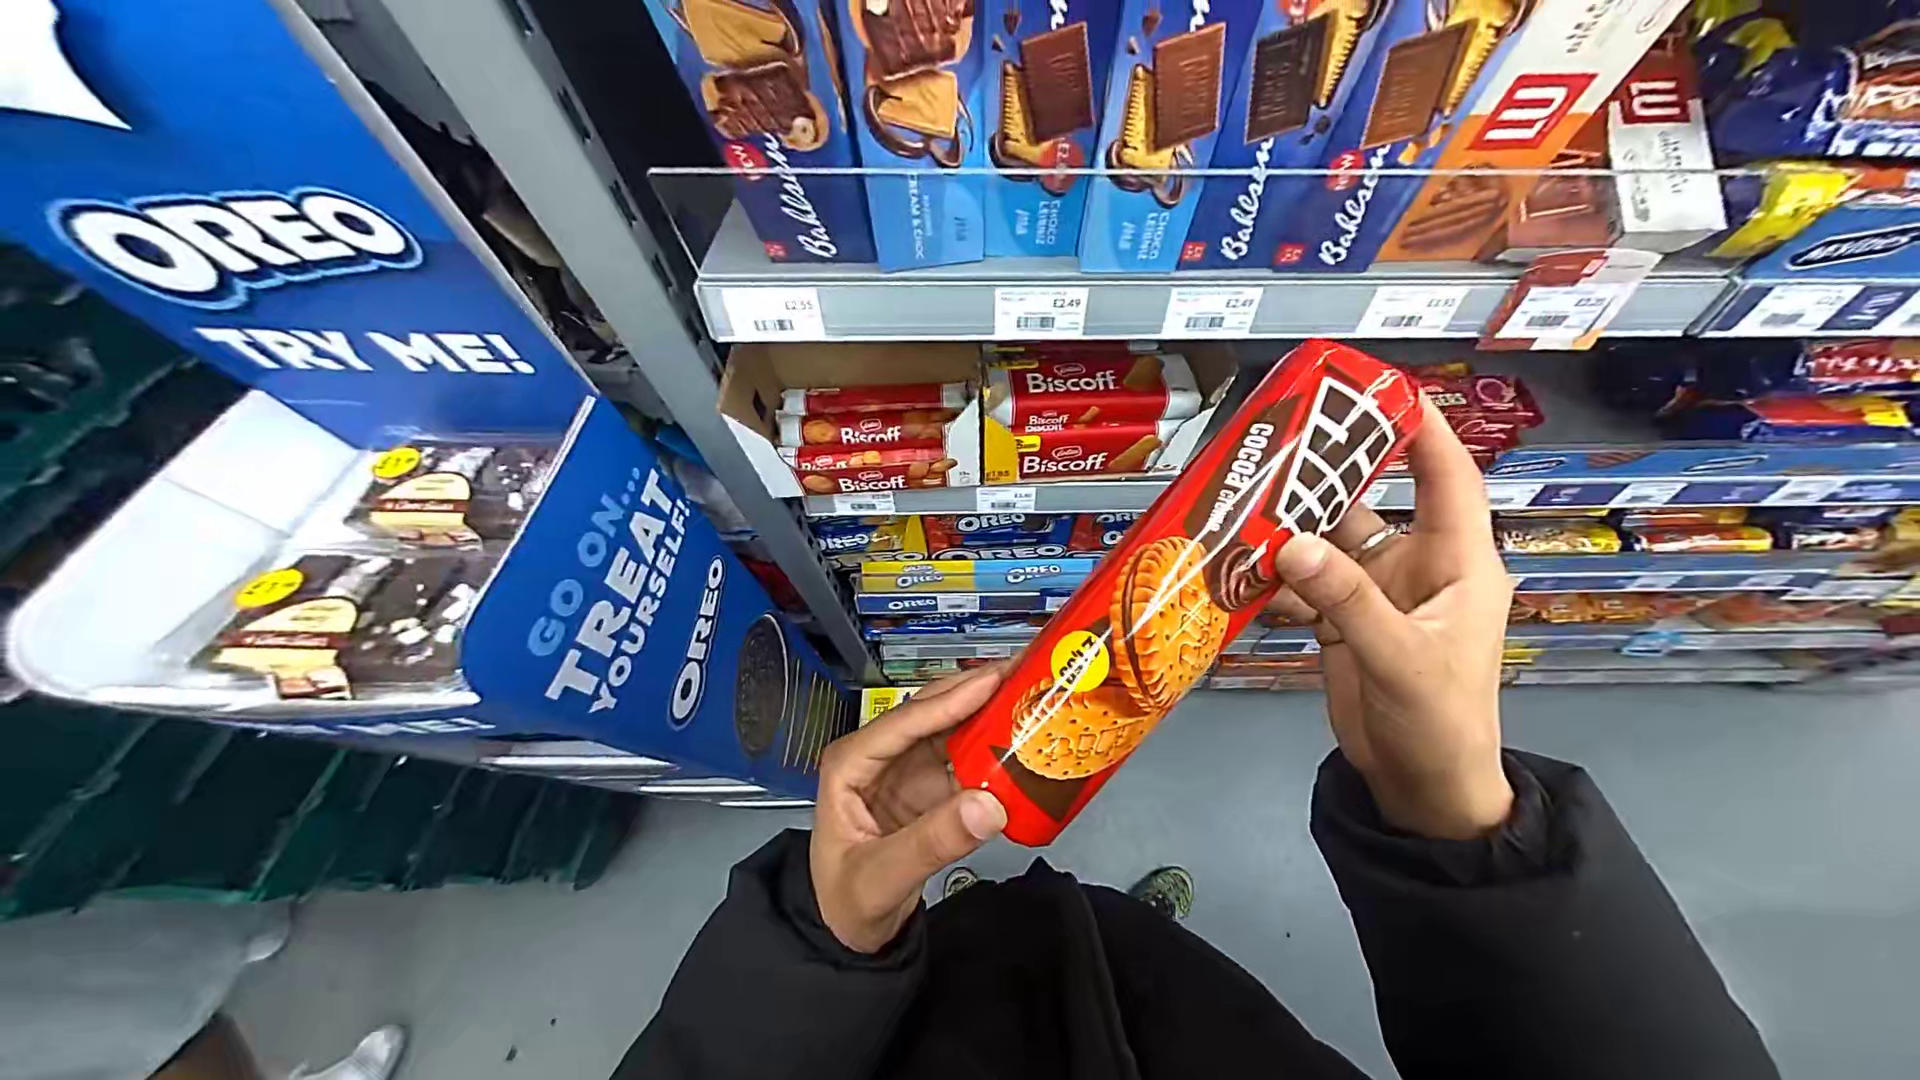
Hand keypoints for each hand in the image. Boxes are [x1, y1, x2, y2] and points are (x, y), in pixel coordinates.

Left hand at [810, 665, 1008, 952]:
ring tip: (1026, 691)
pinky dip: (993, 746)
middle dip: (973, 690)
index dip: (949, 700)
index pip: (904, 722)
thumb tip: (990, 806)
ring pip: (951, 727)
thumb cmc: (848, 901)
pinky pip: (966, 756)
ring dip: (987, 710)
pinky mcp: (930, 784)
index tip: (991, 681)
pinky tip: (1020, 736)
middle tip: (1020, 670)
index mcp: (851, 763)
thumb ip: (933, 842)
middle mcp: (881, 754)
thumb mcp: (882, 878)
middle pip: (930, 712)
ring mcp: (908, 767)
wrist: (851, 930)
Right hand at [1267, 398, 1513, 839]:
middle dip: (1320, 486)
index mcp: (1455, 565)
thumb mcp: (1399, 659)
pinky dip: (1274, 584)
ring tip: (1237, 521)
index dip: (1425, 433)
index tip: (1387, 392)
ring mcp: (1372, 596)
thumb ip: (1347, 600)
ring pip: (1323, 548)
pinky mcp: (1340, 621)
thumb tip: (1287, 543)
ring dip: (1285, 538)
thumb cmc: (1438, 720)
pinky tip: (1244, 584)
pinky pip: (1302, 586)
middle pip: (1365, 509)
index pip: (1448, 482)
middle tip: (1270, 457)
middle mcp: (1412, 569)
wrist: (1419, 784)